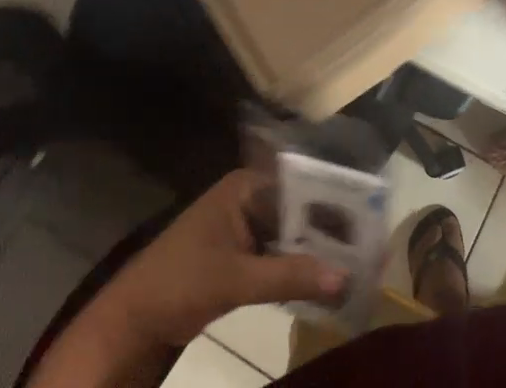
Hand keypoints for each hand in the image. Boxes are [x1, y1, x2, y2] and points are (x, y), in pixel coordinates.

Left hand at [92, 170, 347, 348]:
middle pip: (303, 209)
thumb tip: (346, 278)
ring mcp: (248, 228)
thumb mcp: (235, 279)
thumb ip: (290, 275)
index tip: (372, 215)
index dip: (337, 199)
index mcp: (246, 187)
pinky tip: (332, 283)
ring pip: (296, 235)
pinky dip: (304, 269)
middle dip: (334, 229)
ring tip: (363, 264)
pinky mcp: (245, 256)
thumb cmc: (177, 283)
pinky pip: (284, 256)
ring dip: (322, 252)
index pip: (302, 183)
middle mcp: (251, 199)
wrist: (131, 322)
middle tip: (374, 246)